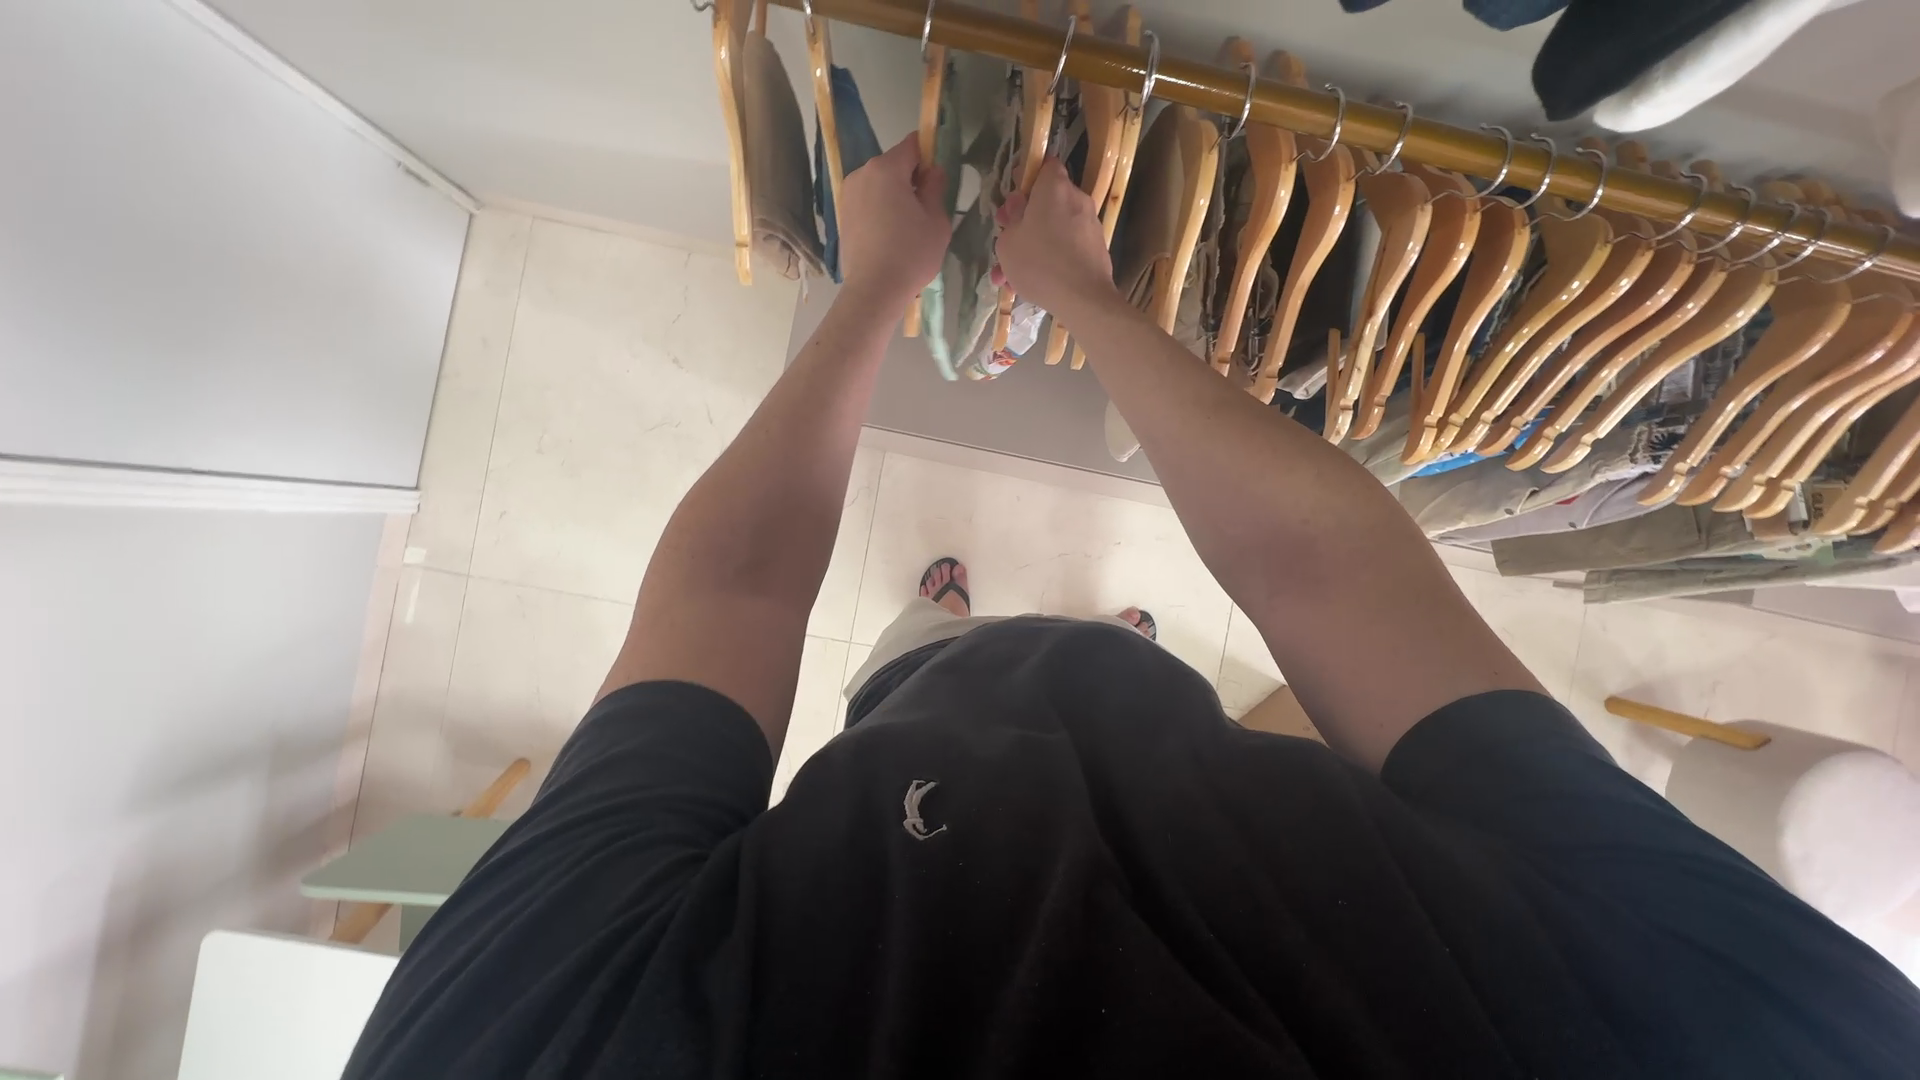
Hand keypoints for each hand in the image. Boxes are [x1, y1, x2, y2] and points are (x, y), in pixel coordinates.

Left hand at [836, 135, 951, 307]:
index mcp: (886, 168)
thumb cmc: (911, 254)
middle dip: (910, 179)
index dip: (929, 155)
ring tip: (906, 228)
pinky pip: (867, 203)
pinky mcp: (842, 216)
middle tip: (925, 210)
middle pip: (893, 165)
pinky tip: (889, 236)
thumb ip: (935, 188)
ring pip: (879, 185)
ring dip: (894, 196)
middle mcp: (861, 174)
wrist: (874, 290)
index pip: (913, 145)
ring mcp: (847, 195)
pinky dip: (880, 211)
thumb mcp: (936, 220)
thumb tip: (933, 171)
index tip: (938, 177)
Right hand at [992, 158, 1118, 318]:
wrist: (1082, 298)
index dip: (1026, 178)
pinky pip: (1066, 249)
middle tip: (1005, 241)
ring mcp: (1089, 226)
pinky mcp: (1096, 250)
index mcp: (1054, 188)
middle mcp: (1076, 200)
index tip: (1012, 200)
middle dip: (1024, 221)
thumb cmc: (1039, 262)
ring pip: (1053, 232)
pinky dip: (1049, 261)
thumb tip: (1018, 208)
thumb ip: (1010, 220)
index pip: (1044, 166)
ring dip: (1032, 248)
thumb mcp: (1008, 242)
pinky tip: (1030, 286)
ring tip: (1008, 277)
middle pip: (1047, 203)